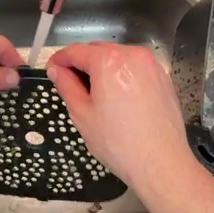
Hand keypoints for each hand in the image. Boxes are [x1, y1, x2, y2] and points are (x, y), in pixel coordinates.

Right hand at [46, 43, 193, 188]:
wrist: (160, 162)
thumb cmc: (117, 142)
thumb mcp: (82, 114)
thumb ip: (66, 86)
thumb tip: (56, 70)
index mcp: (109, 61)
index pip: (76, 51)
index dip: (59, 60)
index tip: (51, 71)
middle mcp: (133, 55)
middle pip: (98, 50)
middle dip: (82, 64)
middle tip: (70, 86)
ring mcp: (151, 65)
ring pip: (117, 57)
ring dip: (102, 69)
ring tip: (95, 95)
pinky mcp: (163, 78)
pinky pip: (134, 68)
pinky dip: (121, 75)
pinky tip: (117, 99)